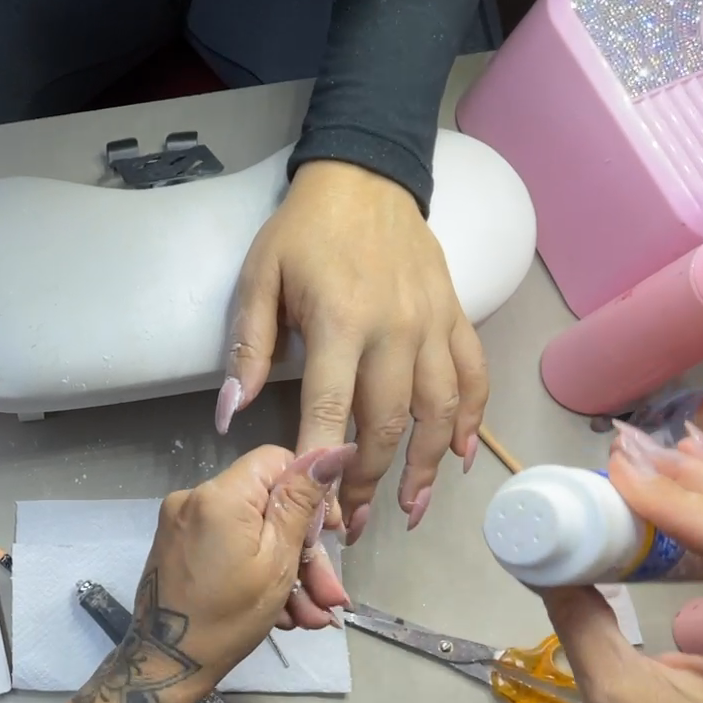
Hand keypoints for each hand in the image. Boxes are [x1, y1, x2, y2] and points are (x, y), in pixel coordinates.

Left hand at [144, 445, 353, 697]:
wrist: (165, 662)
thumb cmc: (227, 617)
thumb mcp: (277, 560)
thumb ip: (301, 502)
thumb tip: (332, 450)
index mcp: (218, 495)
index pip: (276, 460)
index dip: (309, 490)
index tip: (328, 534)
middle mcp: (192, 498)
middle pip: (263, 505)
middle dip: (302, 551)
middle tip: (328, 595)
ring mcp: (180, 523)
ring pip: (248, 534)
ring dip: (284, 573)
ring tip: (309, 617)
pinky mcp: (176, 545)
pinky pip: (226, 547)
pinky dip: (252, 574)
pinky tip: (281, 614)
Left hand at [221, 160, 487, 544]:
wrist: (366, 178)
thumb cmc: (301, 235)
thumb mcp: (258, 281)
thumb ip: (247, 348)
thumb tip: (229, 413)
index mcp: (338, 323)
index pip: (329, 408)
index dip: (321, 464)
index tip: (311, 509)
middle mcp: (394, 330)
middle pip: (386, 421)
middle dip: (367, 480)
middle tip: (351, 524)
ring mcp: (433, 324)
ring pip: (437, 409)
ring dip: (424, 466)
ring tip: (410, 510)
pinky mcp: (456, 316)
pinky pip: (473, 375)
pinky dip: (469, 419)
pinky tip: (459, 456)